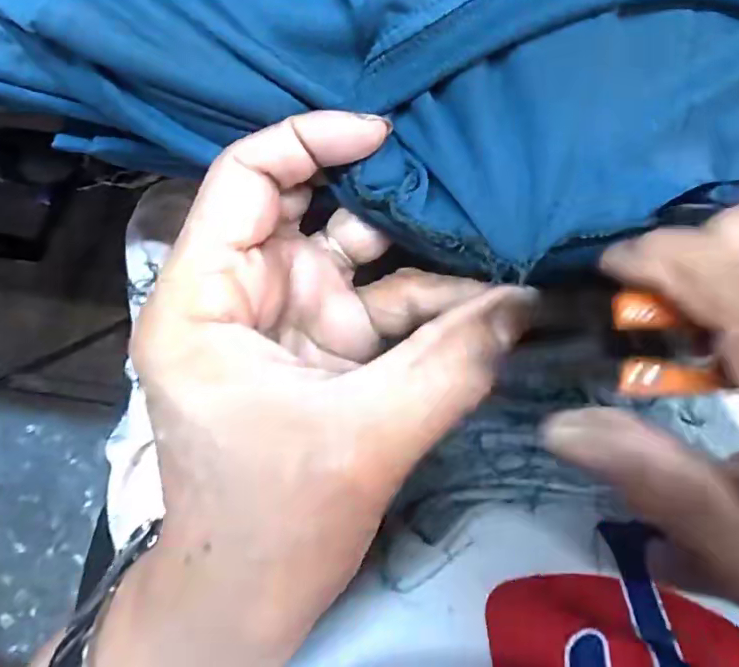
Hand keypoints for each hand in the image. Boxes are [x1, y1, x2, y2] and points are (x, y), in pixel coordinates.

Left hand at [109, 112, 533, 665]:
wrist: (250, 603)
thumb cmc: (270, 523)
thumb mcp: (366, 437)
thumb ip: (453, 364)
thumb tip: (529, 304)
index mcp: (210, 296)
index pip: (246, 178)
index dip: (308, 138)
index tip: (380, 134)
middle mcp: (251, 288)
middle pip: (310, 198)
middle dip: (378, 182)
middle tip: (446, 166)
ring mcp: (297, 310)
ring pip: (363, 245)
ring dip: (425, 240)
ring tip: (490, 223)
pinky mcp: (337, 337)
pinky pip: (393, 295)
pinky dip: (440, 294)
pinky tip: (493, 297)